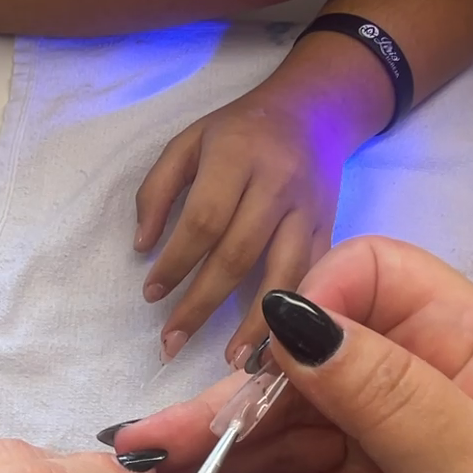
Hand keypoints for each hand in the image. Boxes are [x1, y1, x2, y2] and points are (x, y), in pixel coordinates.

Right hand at [112, 237, 472, 472]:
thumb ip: (388, 395)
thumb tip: (294, 317)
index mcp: (470, 346)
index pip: (374, 277)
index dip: (310, 304)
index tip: (256, 365)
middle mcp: (418, 373)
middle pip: (303, 360)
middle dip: (228, 401)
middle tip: (153, 444)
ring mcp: (380, 428)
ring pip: (282, 417)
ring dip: (216, 446)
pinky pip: (284, 466)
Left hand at [136, 66, 370, 368]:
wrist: (315, 110)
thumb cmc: (238, 132)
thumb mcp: (187, 143)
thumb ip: (158, 191)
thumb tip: (141, 247)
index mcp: (237, 157)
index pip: (204, 220)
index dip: (176, 262)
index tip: (150, 295)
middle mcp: (278, 184)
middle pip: (237, 255)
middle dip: (201, 305)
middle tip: (171, 344)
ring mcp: (310, 210)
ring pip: (284, 273)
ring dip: (256, 324)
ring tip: (230, 362)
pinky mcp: (331, 229)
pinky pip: (313, 278)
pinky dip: (296, 316)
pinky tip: (276, 347)